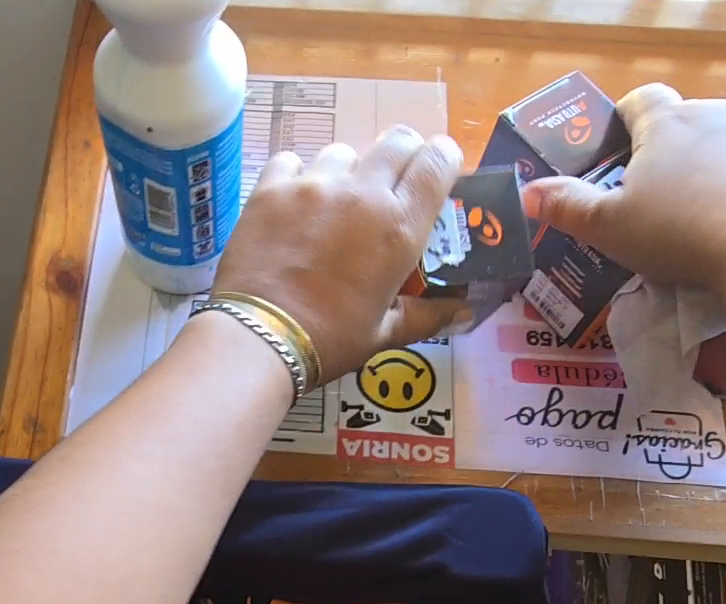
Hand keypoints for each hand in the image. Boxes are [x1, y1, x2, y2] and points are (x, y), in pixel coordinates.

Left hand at [211, 126, 468, 382]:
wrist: (258, 340)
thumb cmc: (329, 340)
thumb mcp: (383, 334)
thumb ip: (427, 316)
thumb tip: (466, 313)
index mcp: (400, 226)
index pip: (438, 160)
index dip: (442, 160)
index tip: (434, 177)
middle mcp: (362, 193)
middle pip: (396, 141)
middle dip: (401, 157)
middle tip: (387, 190)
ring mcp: (314, 186)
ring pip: (343, 152)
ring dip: (346, 173)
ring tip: (332, 208)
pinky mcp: (271, 189)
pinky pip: (291, 162)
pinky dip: (297, 177)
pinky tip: (291, 206)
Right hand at [523, 84, 725, 291]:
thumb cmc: (678, 232)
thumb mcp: (606, 228)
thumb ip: (566, 207)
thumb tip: (526, 193)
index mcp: (669, 125)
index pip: (640, 100)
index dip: (623, 117)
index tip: (615, 143)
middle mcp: (722, 114)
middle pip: (691, 121)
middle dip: (673, 151)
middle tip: (657, 198)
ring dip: (722, 165)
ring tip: (710, 215)